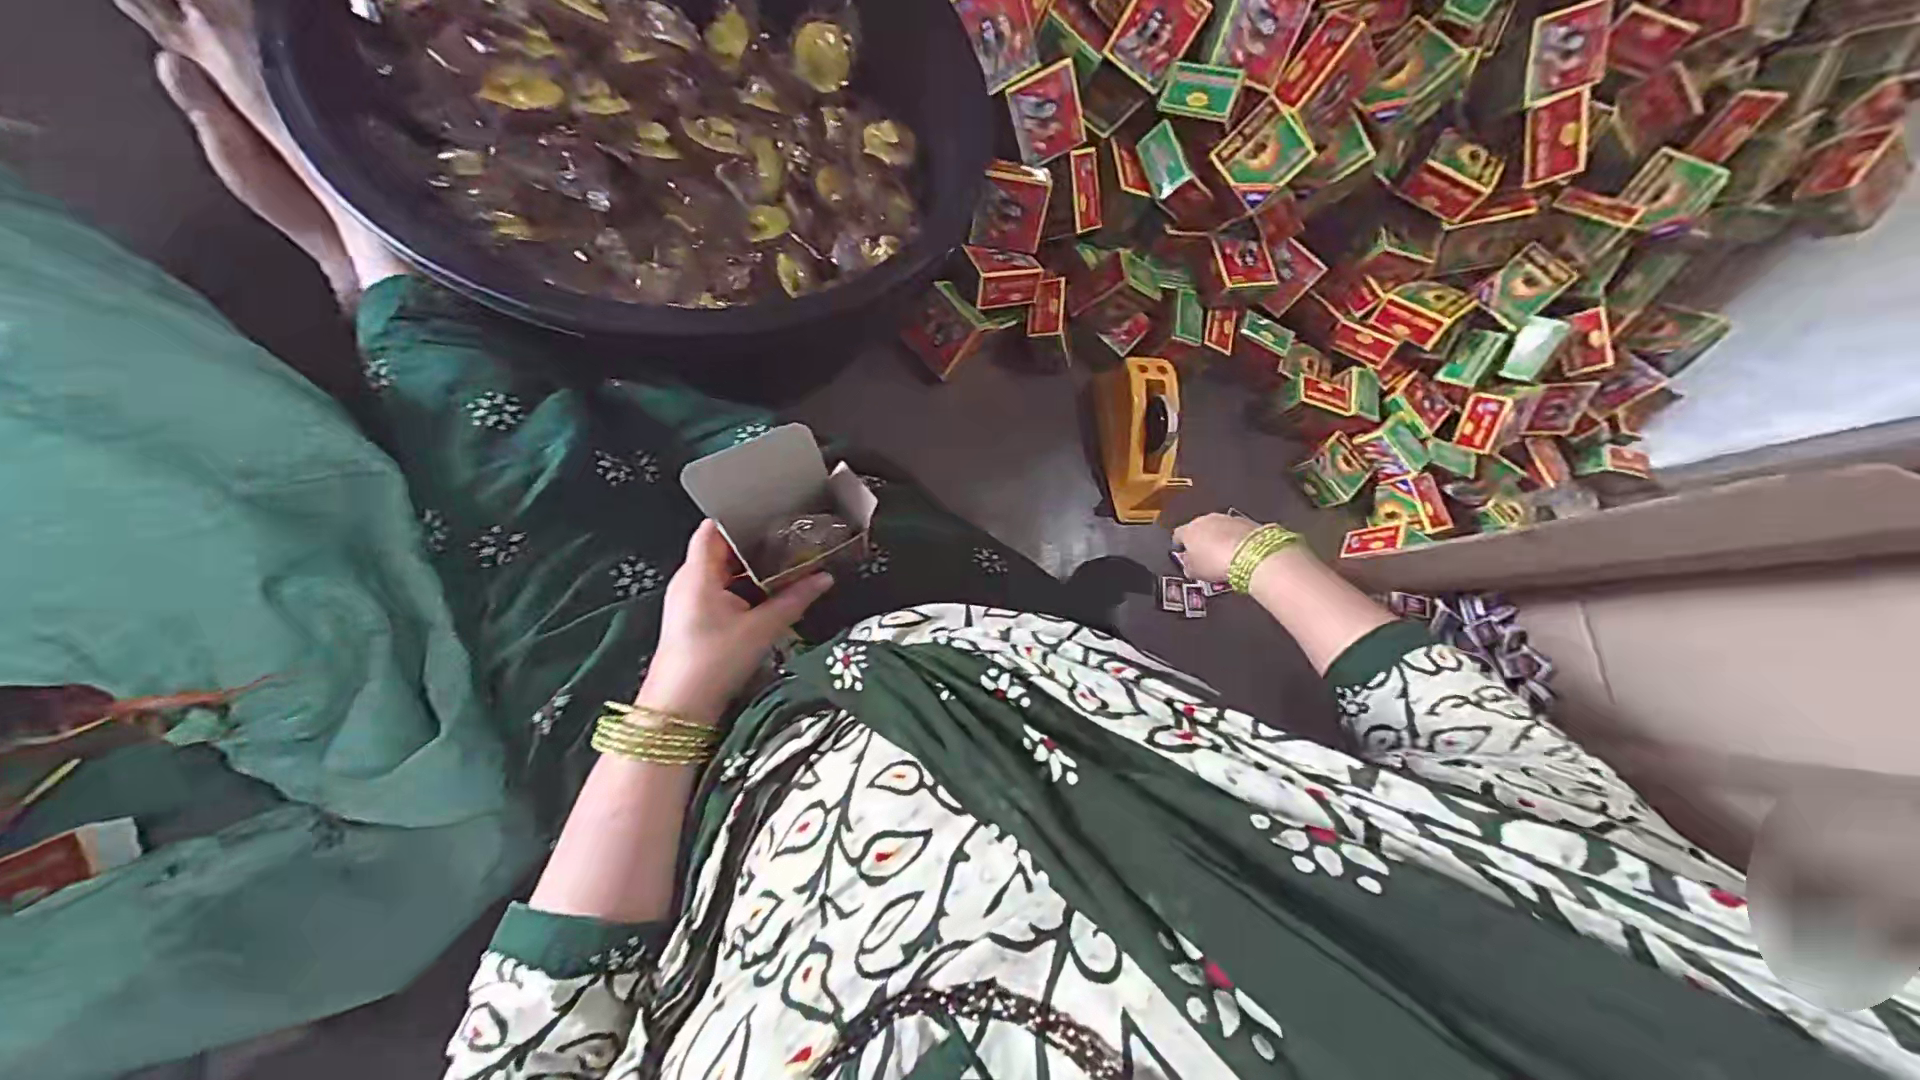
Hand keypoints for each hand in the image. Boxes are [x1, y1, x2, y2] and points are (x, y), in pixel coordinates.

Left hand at [637, 520, 833, 723]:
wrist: (680, 708)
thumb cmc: (714, 661)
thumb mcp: (761, 628)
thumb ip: (794, 600)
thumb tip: (824, 578)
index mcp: (698, 572)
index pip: (714, 527)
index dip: (740, 516)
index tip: (771, 512)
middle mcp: (689, 580)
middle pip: (721, 548)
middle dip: (754, 543)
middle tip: (789, 537)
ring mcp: (689, 599)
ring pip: (723, 571)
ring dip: (750, 568)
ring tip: (785, 562)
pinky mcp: (694, 617)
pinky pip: (720, 590)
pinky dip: (743, 587)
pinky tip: (768, 592)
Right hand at [1171, 512, 1262, 583]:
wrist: (1251, 555)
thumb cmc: (1219, 562)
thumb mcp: (1195, 572)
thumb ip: (1187, 565)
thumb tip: (1188, 564)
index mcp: (1188, 530)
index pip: (1178, 535)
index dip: (1179, 544)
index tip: (1182, 551)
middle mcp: (1205, 520)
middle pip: (1199, 529)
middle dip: (1201, 541)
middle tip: (1205, 557)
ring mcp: (1226, 519)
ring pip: (1217, 527)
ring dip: (1218, 538)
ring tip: (1223, 556)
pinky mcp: (1245, 521)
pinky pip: (1235, 530)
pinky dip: (1234, 538)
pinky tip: (1238, 552)